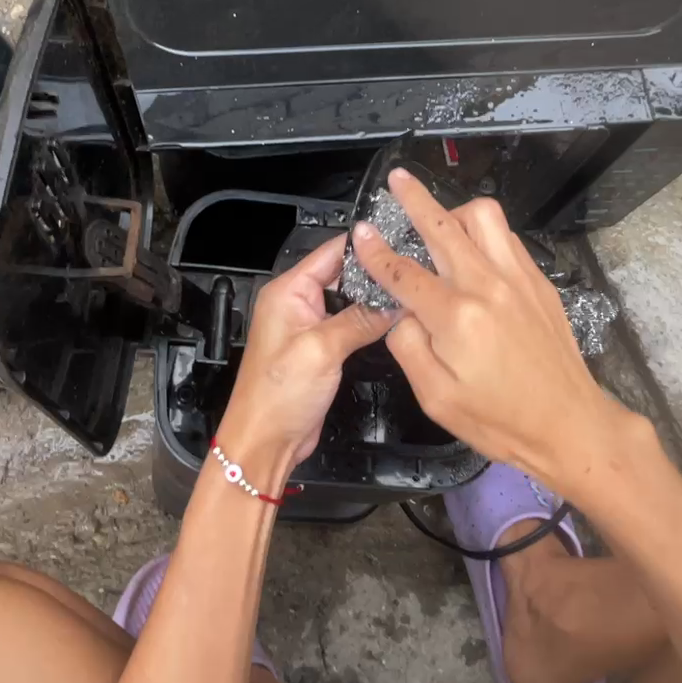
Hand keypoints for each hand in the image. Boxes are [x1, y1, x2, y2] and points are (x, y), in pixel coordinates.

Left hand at [219, 234, 395, 468]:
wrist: (265, 442)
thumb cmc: (278, 395)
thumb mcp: (322, 349)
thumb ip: (360, 320)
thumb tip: (396, 302)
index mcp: (288, 291)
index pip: (331, 252)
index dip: (364, 245)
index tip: (399, 240)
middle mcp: (297, 303)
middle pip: (343, 274)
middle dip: (375, 273)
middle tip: (416, 270)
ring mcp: (309, 327)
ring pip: (349, 301)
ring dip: (375, 299)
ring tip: (412, 291)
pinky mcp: (321, 349)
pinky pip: (349, 325)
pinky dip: (369, 322)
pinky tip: (395, 320)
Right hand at [351, 168, 641, 485]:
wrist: (568, 425)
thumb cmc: (499, 419)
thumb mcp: (434, 396)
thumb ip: (407, 345)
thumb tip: (401, 311)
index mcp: (456, 317)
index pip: (404, 272)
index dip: (376, 251)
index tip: (361, 232)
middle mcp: (487, 286)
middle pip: (442, 225)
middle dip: (414, 198)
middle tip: (397, 180)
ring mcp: (517, 278)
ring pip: (484, 216)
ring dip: (455, 209)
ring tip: (439, 218)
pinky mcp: (538, 282)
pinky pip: (506, 236)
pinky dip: (483, 231)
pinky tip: (472, 246)